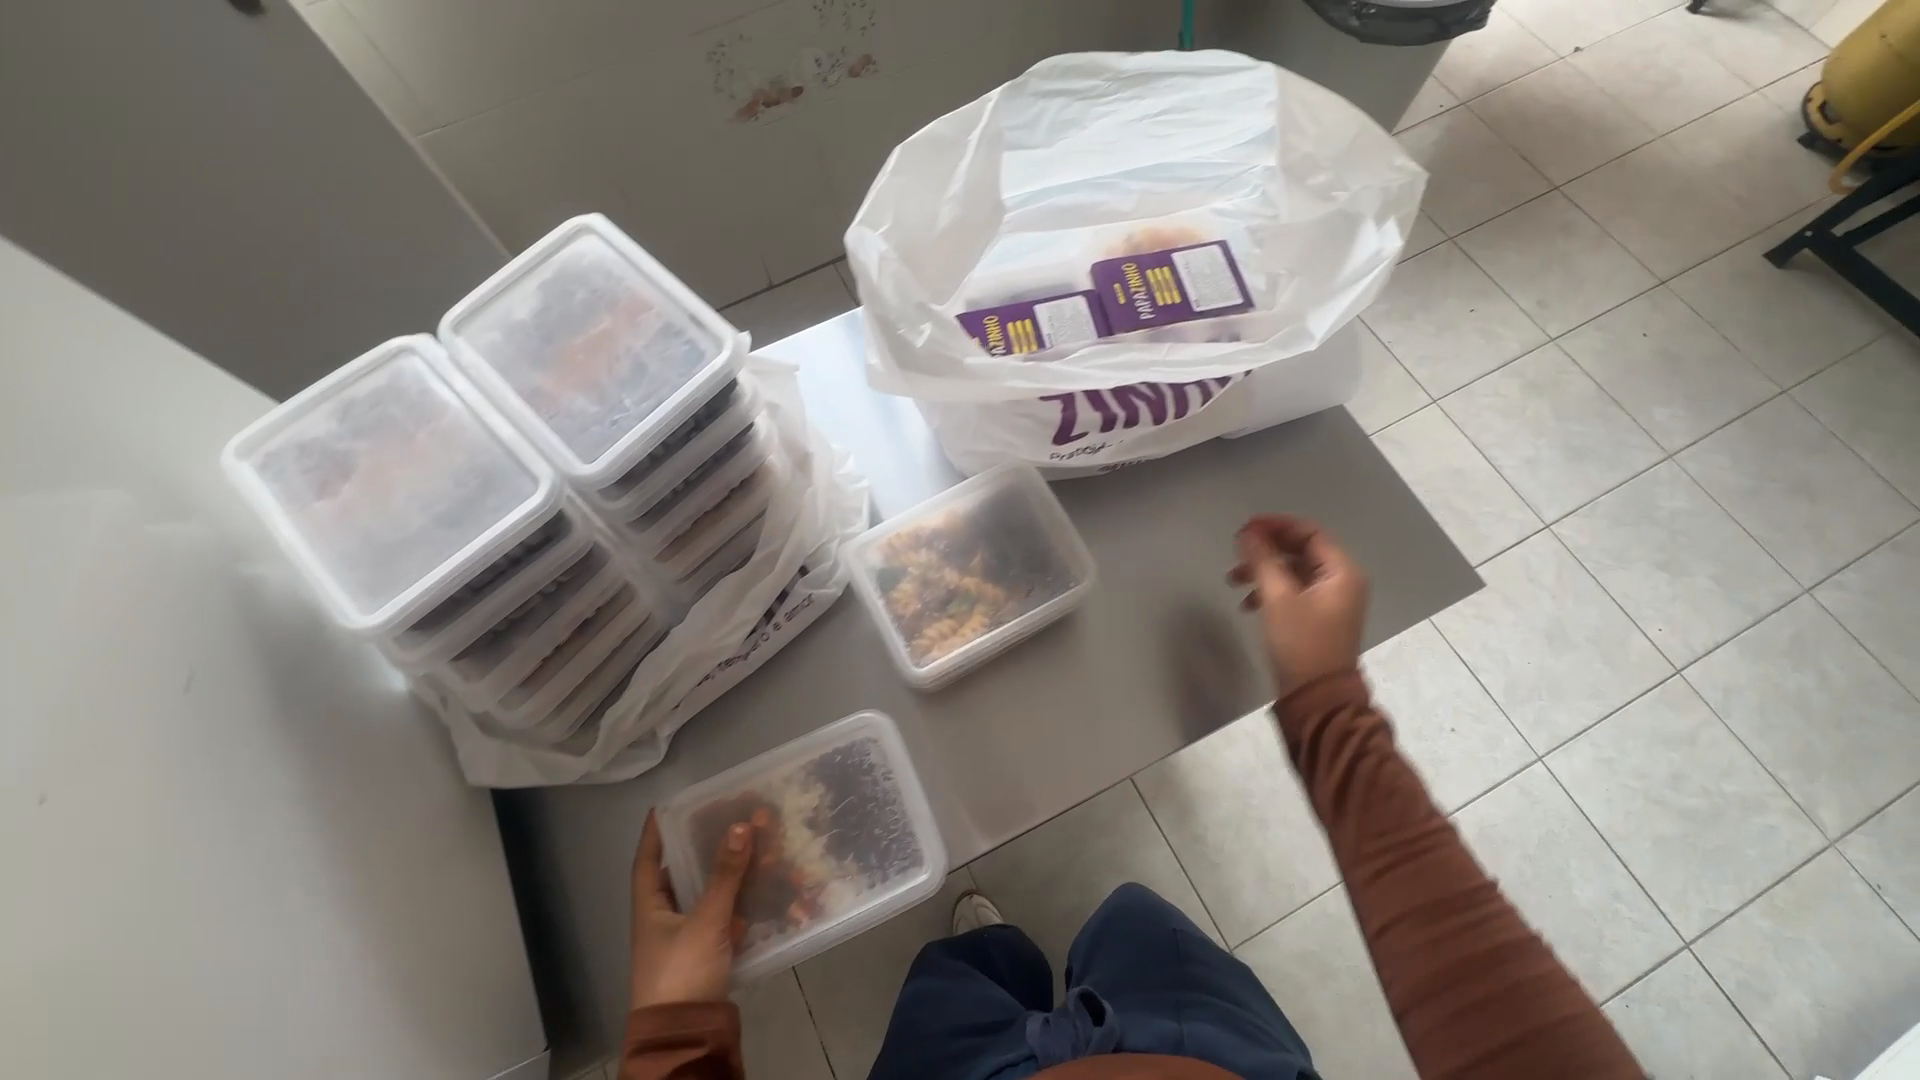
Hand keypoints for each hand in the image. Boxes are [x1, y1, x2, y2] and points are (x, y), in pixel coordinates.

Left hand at [629, 810, 753, 1009]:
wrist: (687, 1036)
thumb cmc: (682, 972)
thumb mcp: (705, 921)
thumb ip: (725, 875)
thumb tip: (741, 824)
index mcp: (650, 906)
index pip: (649, 859)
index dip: (657, 832)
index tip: (669, 805)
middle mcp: (666, 917)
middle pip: (688, 871)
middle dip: (712, 845)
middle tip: (735, 818)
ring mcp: (688, 937)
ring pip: (713, 892)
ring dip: (737, 871)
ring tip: (762, 845)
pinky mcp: (710, 953)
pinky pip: (729, 915)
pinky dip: (746, 901)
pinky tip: (769, 887)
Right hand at [1230, 514, 1368, 693]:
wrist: (1317, 695)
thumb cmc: (1301, 642)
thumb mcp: (1278, 597)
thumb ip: (1262, 560)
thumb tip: (1247, 534)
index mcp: (1342, 572)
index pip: (1309, 532)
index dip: (1276, 526)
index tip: (1245, 529)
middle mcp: (1342, 581)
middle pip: (1300, 550)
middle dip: (1266, 549)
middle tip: (1236, 551)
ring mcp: (1331, 601)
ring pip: (1293, 571)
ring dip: (1263, 570)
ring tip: (1234, 580)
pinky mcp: (1318, 618)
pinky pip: (1293, 591)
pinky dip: (1270, 590)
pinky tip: (1248, 603)